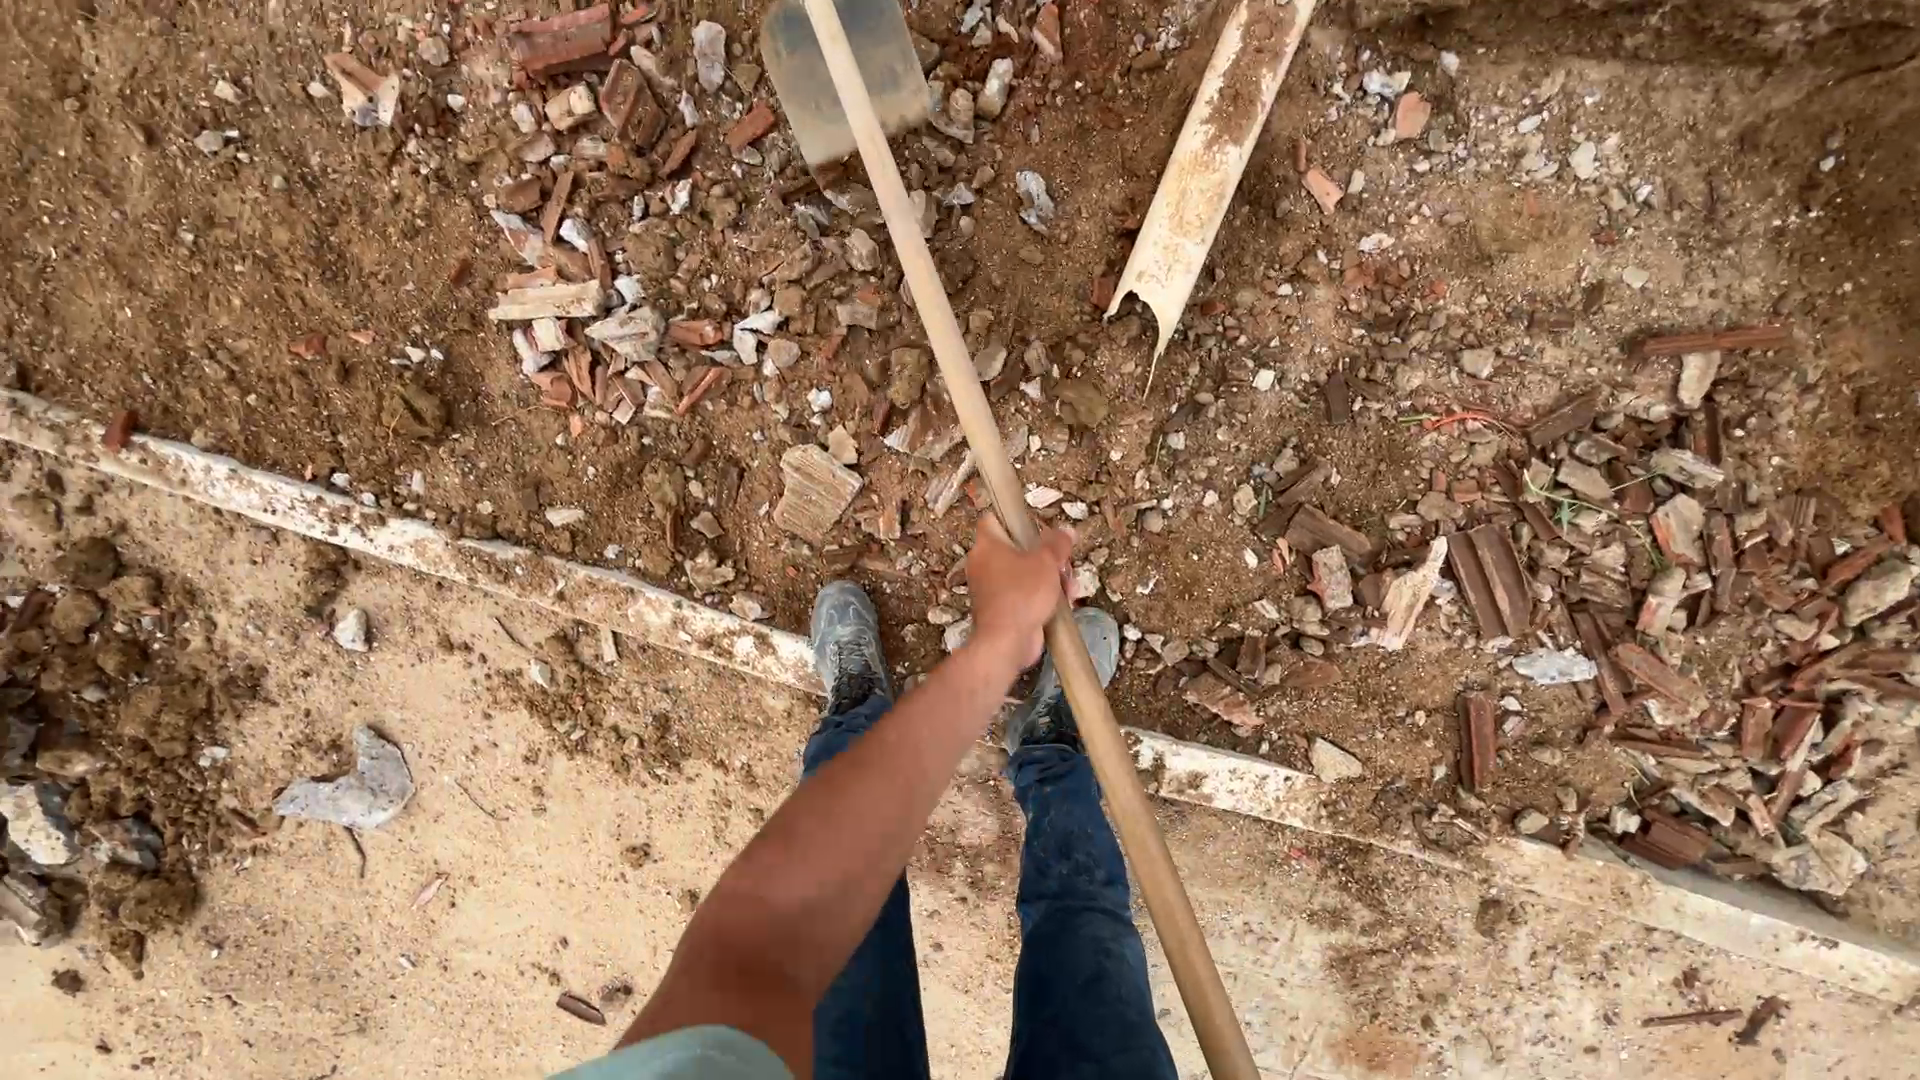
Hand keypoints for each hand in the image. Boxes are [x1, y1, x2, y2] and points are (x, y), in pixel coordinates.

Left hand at [963, 513, 1074, 672]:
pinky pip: (1024, 593)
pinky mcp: (1002, 607)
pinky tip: (1064, 603)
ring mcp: (992, 587)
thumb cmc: (1022, 594)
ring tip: (1069, 587)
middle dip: (1046, 556)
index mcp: (987, 545)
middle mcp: (984, 564)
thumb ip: (1057, 543)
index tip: (1036, 526)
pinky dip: (1042, 596)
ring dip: (1051, 578)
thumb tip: (1066, 530)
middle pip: (1018, 548)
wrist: (1006, 641)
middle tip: (1063, 565)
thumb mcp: (1046, 562)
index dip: (1015, 518)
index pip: (993, 518)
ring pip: (1025, 572)